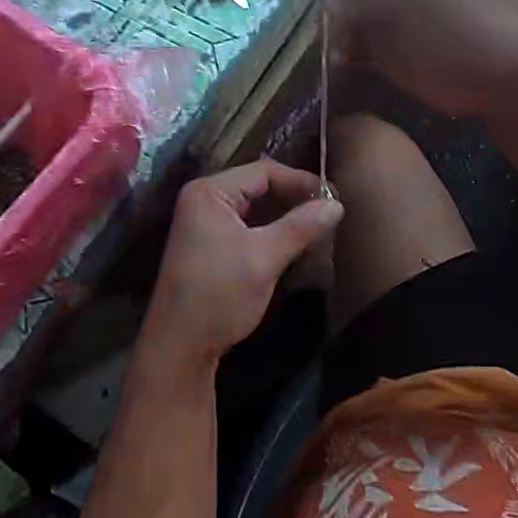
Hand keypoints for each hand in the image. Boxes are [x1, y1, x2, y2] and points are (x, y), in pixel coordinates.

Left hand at [136, 160, 343, 382]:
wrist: (180, 346)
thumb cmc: (219, 295)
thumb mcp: (264, 258)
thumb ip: (301, 227)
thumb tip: (337, 204)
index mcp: (210, 192)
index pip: (264, 171)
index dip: (301, 181)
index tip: (334, 197)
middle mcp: (204, 200)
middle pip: (259, 187)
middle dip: (294, 198)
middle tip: (330, 213)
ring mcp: (206, 224)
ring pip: (256, 209)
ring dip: (286, 216)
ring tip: (320, 228)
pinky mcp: (211, 246)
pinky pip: (248, 227)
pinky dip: (272, 232)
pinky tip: (297, 244)